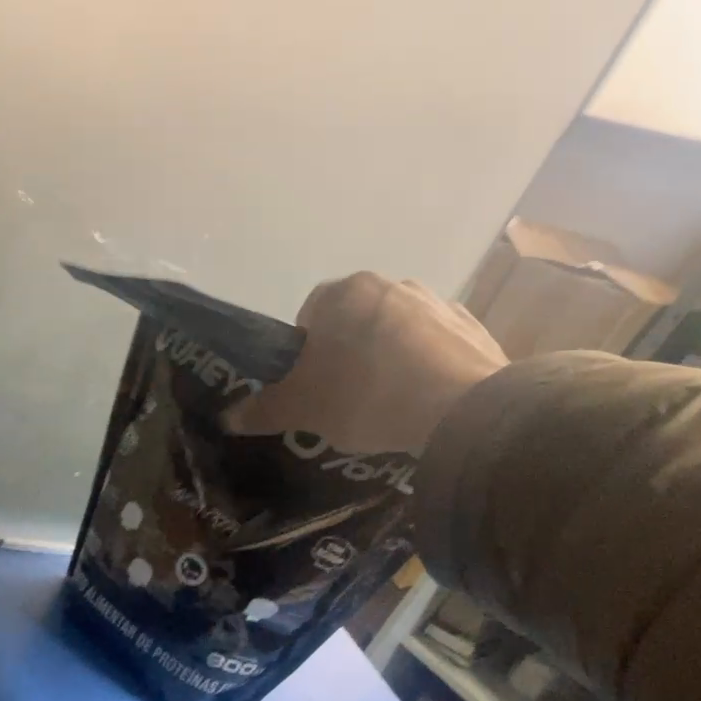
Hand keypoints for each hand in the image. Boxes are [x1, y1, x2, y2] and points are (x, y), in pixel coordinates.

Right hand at [224, 271, 507, 456]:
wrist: (463, 409)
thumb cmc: (365, 394)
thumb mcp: (301, 408)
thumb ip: (262, 409)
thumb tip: (228, 416)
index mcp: (344, 292)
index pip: (308, 316)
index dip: (303, 354)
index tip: (308, 387)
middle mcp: (391, 284)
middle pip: (352, 323)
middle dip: (344, 356)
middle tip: (340, 400)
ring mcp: (438, 303)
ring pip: (393, 335)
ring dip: (383, 361)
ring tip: (383, 406)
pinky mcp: (473, 329)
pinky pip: (432, 349)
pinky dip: (421, 370)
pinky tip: (419, 405)